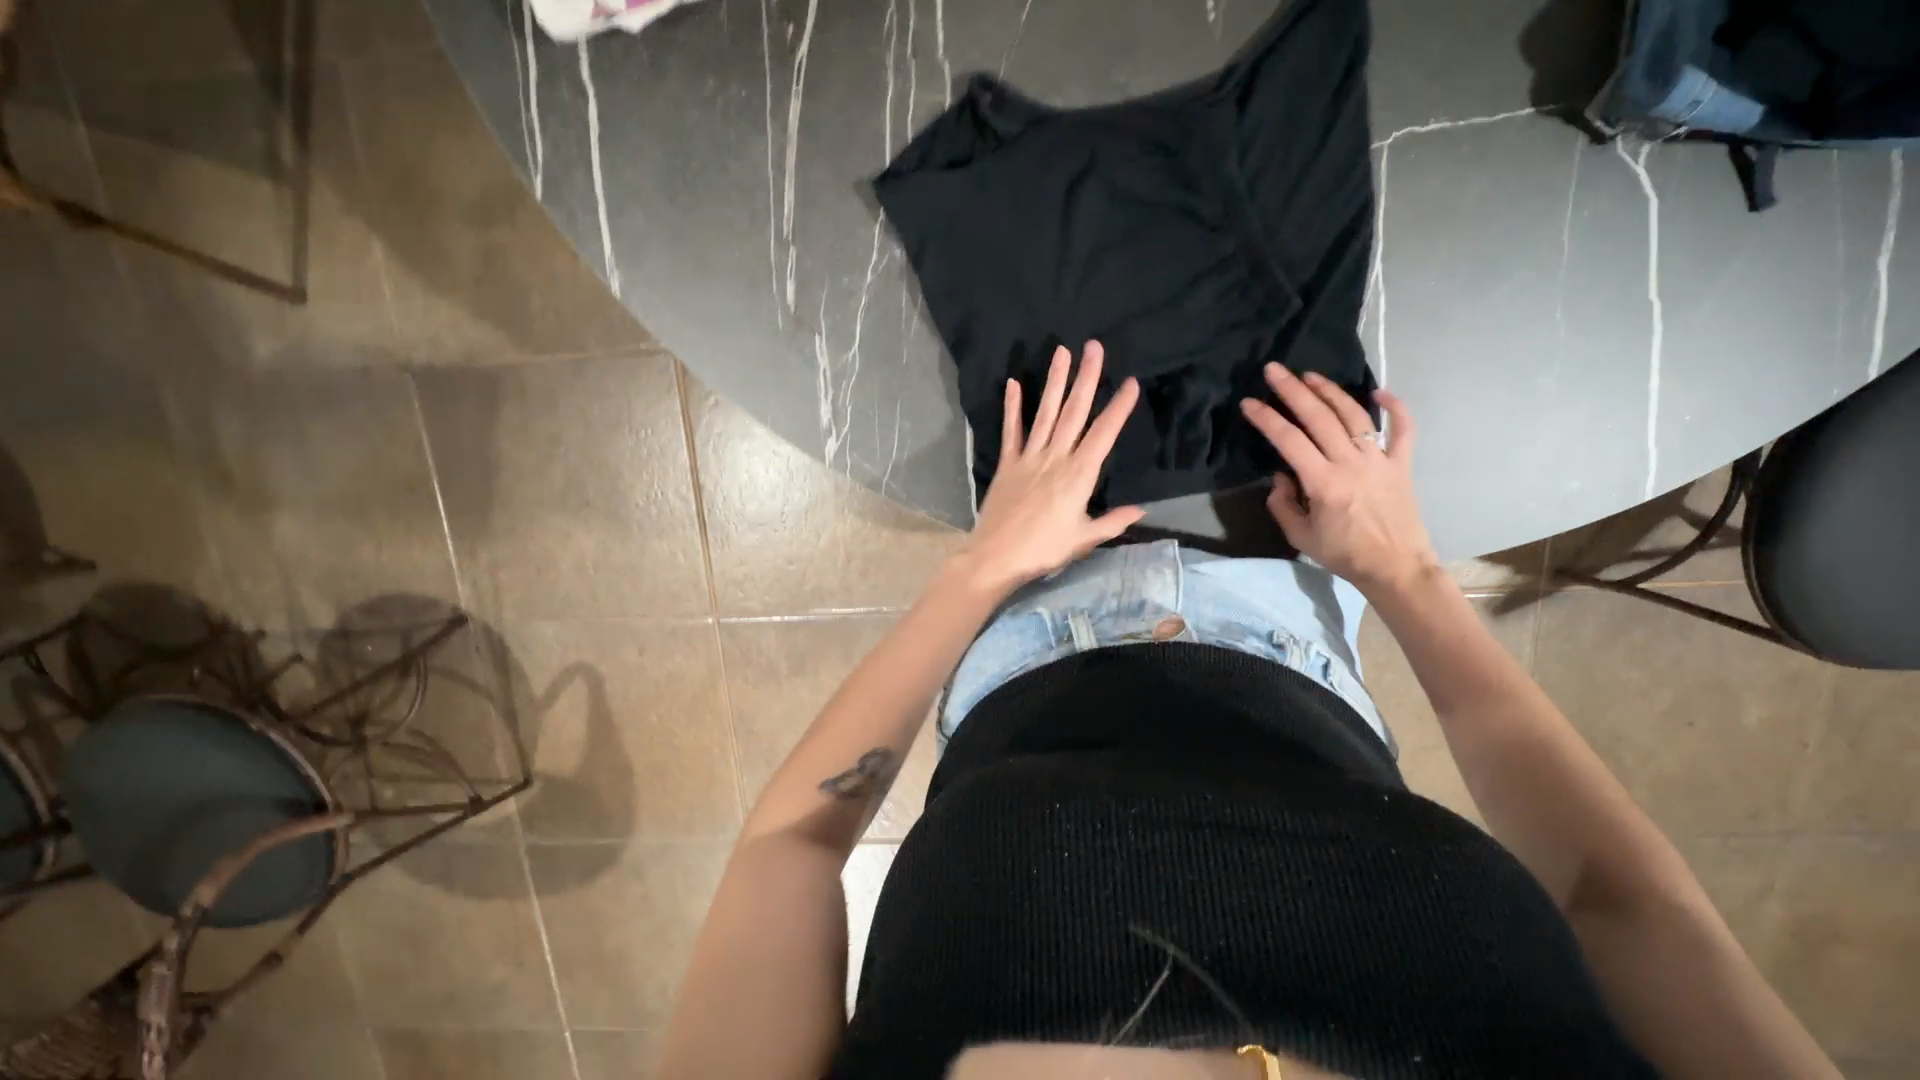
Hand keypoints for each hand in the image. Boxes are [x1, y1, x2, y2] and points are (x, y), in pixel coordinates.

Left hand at [957, 341, 1144, 595]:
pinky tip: (1014, 383)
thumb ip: (1113, 521)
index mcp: (1078, 475)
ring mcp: (1028, 458)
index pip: (1103, 434)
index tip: (1130, 382)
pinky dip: (1012, 407)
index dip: (1117, 408)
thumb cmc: (1044, 551)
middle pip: (1074, 412)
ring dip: (1054, 382)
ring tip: (1062, 352)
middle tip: (1094, 347)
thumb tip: (1141, 510)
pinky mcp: (1007, 464)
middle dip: (1086, 378)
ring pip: (1045, 413)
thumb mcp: (1085, 540)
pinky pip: (1011, 431)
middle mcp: (1055, 458)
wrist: (996, 557)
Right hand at [1239, 363, 1440, 593]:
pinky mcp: (1401, 465)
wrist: (1396, 568)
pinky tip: (1379, 392)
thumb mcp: (1300, 537)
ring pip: (1354, 416)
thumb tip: (1281, 478)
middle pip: (1319, 418)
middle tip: (1275, 370)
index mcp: (1324, 483)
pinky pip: (1403, 431)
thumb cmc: (1344, 555)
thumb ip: (1283, 504)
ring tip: (1311, 376)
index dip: (1267, 419)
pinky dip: (1395, 408)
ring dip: (1331, 392)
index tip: (1249, 403)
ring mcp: (1379, 461)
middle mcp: (1351, 464)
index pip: (1289, 441)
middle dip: (1293, 391)